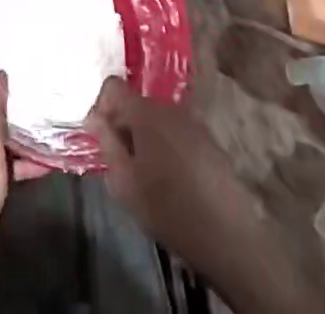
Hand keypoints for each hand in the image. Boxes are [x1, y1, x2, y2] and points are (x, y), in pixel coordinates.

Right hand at [85, 78, 259, 269]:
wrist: (229, 238)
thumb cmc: (167, 208)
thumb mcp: (123, 180)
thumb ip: (106, 142)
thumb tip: (95, 118)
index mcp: (145, 113)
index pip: (113, 86)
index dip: (100, 106)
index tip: (99, 134)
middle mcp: (170, 109)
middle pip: (136, 103)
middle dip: (122, 122)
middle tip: (118, 156)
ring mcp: (194, 124)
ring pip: (157, 118)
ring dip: (144, 134)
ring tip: (143, 168)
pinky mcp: (211, 143)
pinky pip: (176, 132)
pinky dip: (165, 144)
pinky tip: (169, 176)